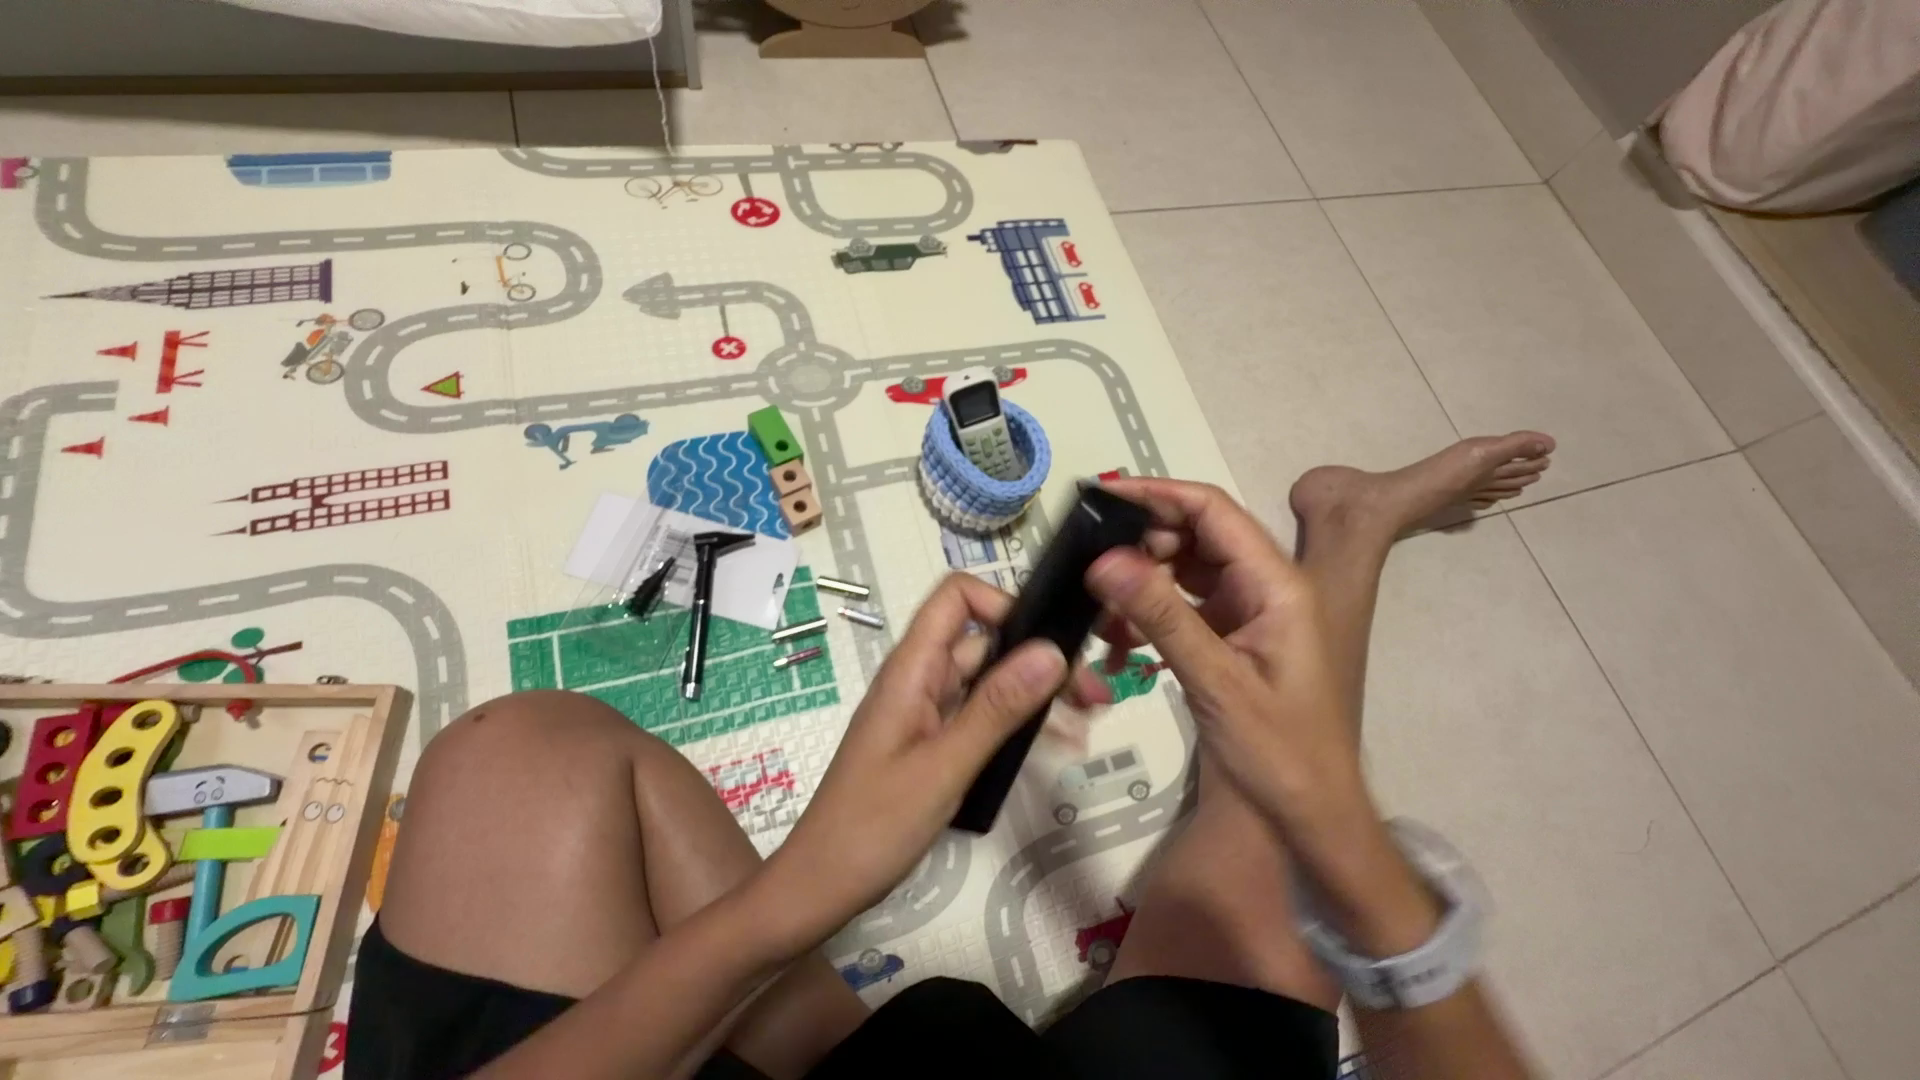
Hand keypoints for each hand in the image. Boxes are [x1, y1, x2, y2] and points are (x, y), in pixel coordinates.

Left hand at [759, 573, 1109, 948]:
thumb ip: (997, 708)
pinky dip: (1016, 724)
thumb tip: (1052, 651)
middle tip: (1095, 696)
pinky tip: (1056, 744)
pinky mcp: (933, 743)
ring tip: (1088, 721)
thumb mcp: (944, 766)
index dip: (1003, 603)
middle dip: (1039, 658)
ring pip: (988, 681)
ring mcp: (926, 712)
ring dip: (1035, 693)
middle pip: (984, 641)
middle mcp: (920, 680)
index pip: (956, 598)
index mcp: (912, 669)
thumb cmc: (874, 825)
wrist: (823, 885)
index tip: (1049, 644)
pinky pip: (980, 717)